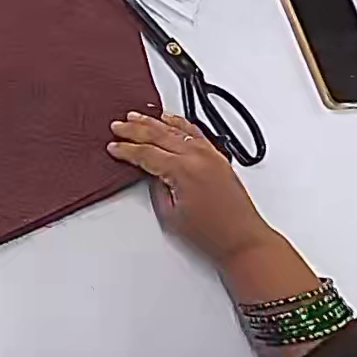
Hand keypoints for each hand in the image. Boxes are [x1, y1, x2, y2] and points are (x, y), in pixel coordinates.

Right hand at [107, 110, 278, 265]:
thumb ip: (157, 188)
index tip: (114, 147)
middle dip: (135, 129)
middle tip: (119, 126)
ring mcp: (210, 154)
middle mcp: (197, 157)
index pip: (146, 153)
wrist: (243, 240)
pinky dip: (179, 123)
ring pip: (176, 129)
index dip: (126, 150)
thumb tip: (151, 173)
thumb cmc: (212, 233)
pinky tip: (171, 119)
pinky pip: (194, 132)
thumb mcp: (170, 215)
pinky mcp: (218, 157)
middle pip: (159, 135)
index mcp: (182, 170)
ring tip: (137, 116)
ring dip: (154, 122)